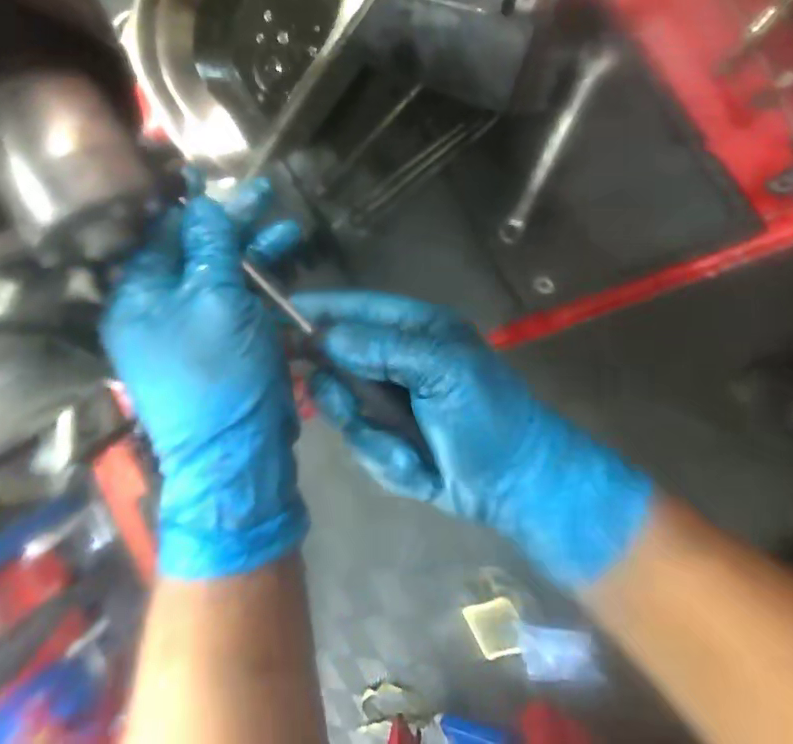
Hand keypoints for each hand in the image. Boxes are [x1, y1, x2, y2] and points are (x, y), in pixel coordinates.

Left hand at [102, 178, 303, 579]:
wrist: (237, 451)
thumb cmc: (218, 372)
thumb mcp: (216, 300)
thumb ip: (211, 247)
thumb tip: (203, 203)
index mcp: (137, 299)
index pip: (159, 236)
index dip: (188, 204)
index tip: (212, 173)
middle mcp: (157, 311)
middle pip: (194, 252)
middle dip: (230, 224)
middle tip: (264, 194)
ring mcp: (192, 329)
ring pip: (222, 275)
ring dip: (254, 250)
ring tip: (288, 228)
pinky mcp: (224, 344)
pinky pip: (239, 301)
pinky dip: (261, 280)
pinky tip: (286, 263)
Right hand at [294, 292, 651, 588]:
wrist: (516, 484)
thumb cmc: (487, 416)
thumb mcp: (442, 371)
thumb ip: (383, 348)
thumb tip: (325, 334)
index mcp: (420, 331)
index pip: (359, 309)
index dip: (321, 310)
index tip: (275, 314)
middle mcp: (401, 361)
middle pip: (340, 363)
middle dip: (343, 392)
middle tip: (359, 410)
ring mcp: (393, 403)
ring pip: (346, 410)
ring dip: (375, 435)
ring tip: (411, 451)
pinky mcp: (390, 440)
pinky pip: (363, 446)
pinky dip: (388, 461)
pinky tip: (420, 468)